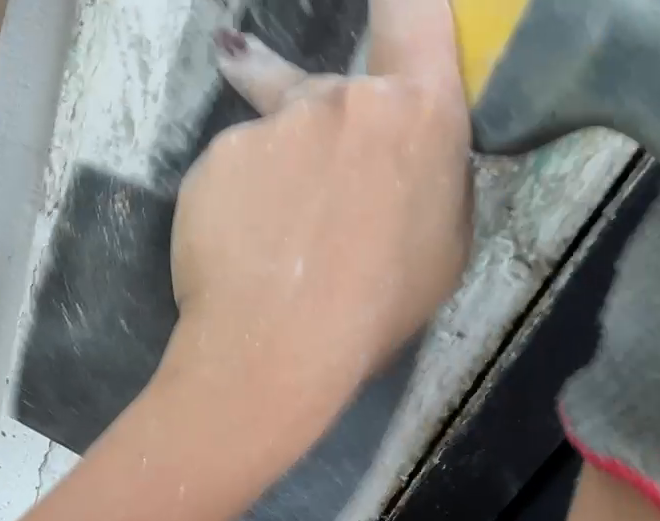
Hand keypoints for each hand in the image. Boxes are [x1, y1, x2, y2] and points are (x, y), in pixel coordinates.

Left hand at [164, 0, 471, 417]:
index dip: (399, 4)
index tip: (382, 5)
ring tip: (249, 230)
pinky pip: (225, 173)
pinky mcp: (217, 158)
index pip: (416, 13)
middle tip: (294, 185)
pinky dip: (225, 204)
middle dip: (310, 129)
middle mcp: (349, 101)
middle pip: (327, 88)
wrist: (276, 347)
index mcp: (421, 116)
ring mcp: (276, 126)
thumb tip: (405, 165)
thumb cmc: (372, 313)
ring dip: (262, 173)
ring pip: (269, 136)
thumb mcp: (441, 248)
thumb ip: (425, 180)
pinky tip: (227, 250)